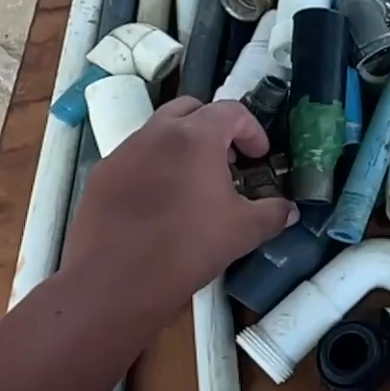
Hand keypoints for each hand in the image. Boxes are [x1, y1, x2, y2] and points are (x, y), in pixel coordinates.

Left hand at [62, 98, 297, 314]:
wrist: (117, 282)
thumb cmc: (190, 245)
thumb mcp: (246, 230)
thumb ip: (273, 213)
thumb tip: (289, 211)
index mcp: (196, 137)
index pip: (231, 112)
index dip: (252, 131)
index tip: (259, 157)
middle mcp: (156, 134)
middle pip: (190, 109)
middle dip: (213, 127)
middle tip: (226, 158)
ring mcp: (123, 154)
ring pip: (158, 132)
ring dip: (181, 146)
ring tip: (193, 182)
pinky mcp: (100, 177)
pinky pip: (134, 159)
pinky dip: (153, 168)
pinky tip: (161, 203)